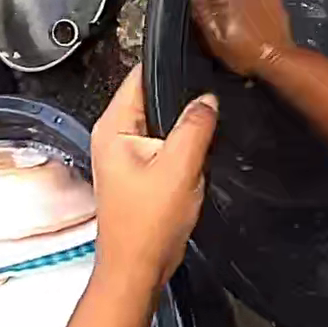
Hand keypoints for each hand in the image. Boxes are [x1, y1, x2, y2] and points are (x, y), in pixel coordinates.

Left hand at [90, 66, 218, 285]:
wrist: (139, 269)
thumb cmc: (148, 224)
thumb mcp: (179, 167)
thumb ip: (195, 126)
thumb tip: (207, 99)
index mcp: (113, 126)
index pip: (139, 77)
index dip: (168, 65)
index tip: (199, 57)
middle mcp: (114, 134)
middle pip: (152, 97)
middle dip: (181, 94)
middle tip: (214, 88)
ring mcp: (126, 152)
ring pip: (161, 120)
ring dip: (183, 120)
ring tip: (211, 114)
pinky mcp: (140, 168)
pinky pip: (164, 140)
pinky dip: (182, 141)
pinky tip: (201, 144)